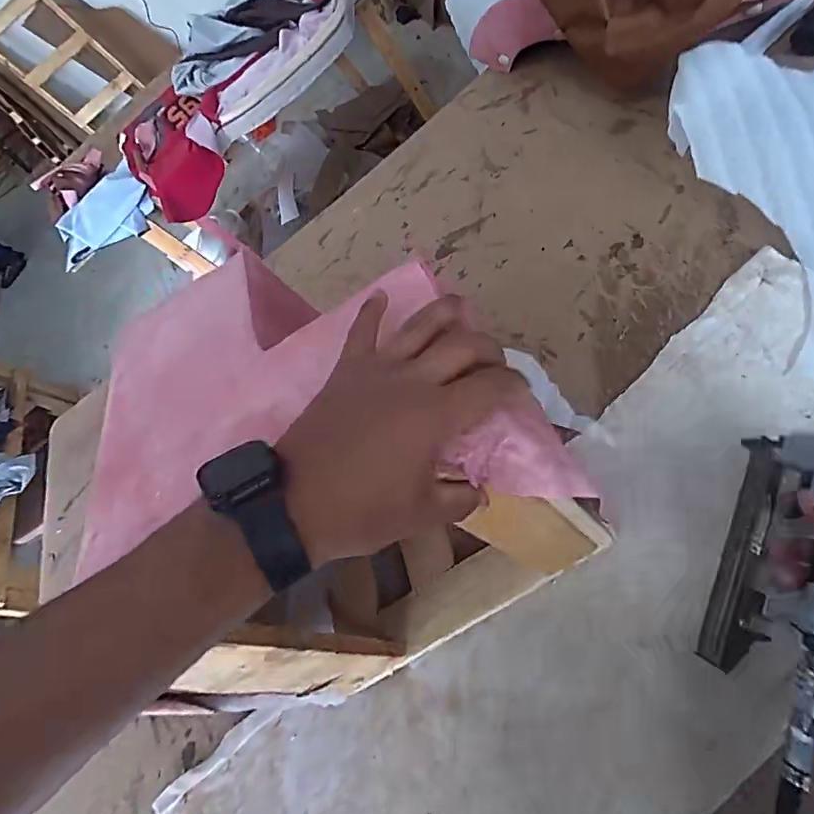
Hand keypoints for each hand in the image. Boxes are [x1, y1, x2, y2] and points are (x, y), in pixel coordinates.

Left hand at [276, 292, 525, 563]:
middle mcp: (413, 380)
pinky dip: (373, 312)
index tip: (522, 392)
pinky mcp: (347, 370)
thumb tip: (480, 488)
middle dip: (490, 349)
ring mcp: (378, 369)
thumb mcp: (421, 516)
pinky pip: (362, 332)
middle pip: (464, 345)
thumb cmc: (361, 511)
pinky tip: (383, 298)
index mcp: (436, 415)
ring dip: (447, 312)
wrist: (290, 506)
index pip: (490, 387)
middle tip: (496, 364)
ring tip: (463, 309)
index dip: (514, 385)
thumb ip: (460, 498)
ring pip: (420, 325)